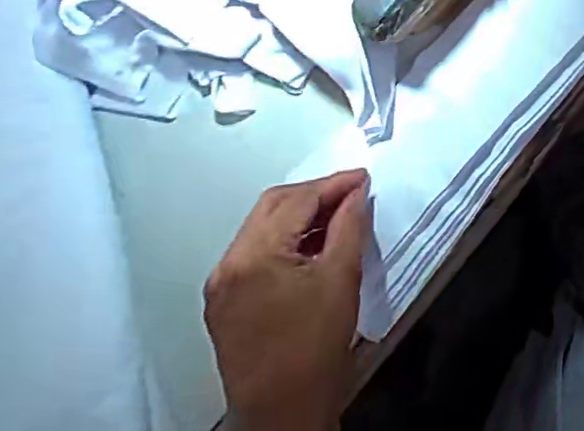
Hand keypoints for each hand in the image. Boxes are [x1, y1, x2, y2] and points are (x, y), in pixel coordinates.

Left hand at [204, 170, 369, 430]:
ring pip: (262, 225)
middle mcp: (228, 264)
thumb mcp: (341, 277)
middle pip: (273, 205)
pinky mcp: (223, 301)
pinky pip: (254, 251)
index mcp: (254, 256)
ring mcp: (221, 283)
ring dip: (298, 215)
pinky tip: (310, 244)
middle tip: (350, 192)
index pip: (297, 201)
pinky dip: (283, 239)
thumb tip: (355, 192)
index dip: (334, 185)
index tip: (363, 177)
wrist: (284, 416)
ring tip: (336, 215)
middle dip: (314, 194)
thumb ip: (349, 224)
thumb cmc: (316, 347)